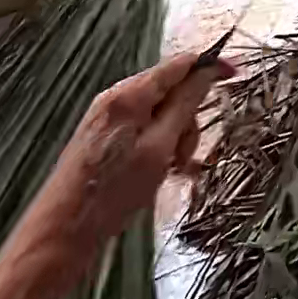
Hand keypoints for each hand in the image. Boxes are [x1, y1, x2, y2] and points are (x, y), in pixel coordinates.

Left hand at [0, 49, 230, 298]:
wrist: (61, 234)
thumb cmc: (113, 194)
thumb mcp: (158, 149)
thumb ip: (184, 106)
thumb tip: (206, 71)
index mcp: (128, 95)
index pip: (178, 64)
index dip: (208, 66)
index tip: (235, 74)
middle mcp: (116, 97)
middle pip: (170, 88)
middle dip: (189, 115)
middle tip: (187, 156)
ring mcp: (107, 116)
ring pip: (160, 110)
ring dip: (176, 134)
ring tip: (172, 169)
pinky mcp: (104, 136)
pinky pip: (144, 126)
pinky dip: (160, 142)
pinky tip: (160, 170)